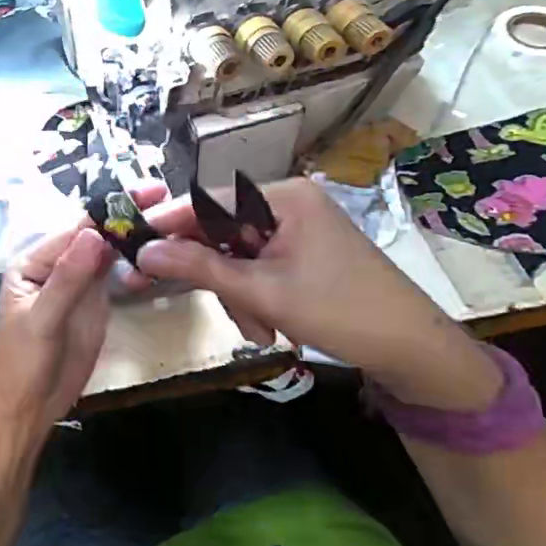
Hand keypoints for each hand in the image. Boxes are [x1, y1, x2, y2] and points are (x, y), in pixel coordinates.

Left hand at [0, 183, 168, 434]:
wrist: (27, 408)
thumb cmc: (22, 362)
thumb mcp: (42, 319)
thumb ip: (67, 279)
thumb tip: (94, 234)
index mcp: (34, 262)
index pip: (76, 229)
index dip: (110, 211)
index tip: (147, 193)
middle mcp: (57, 266)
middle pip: (95, 236)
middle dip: (127, 217)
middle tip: (168, 199)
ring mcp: (78, 285)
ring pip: (108, 254)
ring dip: (135, 238)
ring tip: (172, 219)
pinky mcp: (95, 304)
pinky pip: (117, 278)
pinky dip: (136, 265)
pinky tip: (159, 255)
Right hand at [136, 178, 501, 409]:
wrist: (413, 348)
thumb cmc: (340, 311)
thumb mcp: (262, 292)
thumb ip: (199, 268)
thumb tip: (144, 252)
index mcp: (283, 197)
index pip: (209, 202)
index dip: (169, 223)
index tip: (133, 243)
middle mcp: (288, 203)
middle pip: (221, 232)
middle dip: (218, 278)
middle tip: (218, 311)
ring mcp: (297, 228)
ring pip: (236, 256)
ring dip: (238, 296)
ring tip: (262, 330)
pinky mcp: (303, 251)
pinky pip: (257, 267)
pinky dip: (255, 297)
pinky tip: (271, 325)